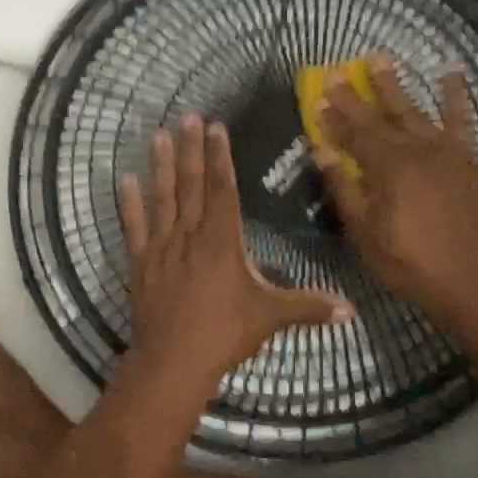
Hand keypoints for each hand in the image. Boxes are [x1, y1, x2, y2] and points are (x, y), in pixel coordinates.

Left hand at [120, 114, 352, 384]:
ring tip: (160, 135)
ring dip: (162, 166)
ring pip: (162, 199)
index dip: (220, 156)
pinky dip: (130, 204)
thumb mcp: (270, 317)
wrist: (173, 361)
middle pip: (191, 185)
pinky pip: (134, 228)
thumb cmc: (224, 334)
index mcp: (223, 241)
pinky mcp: (141, 265)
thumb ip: (309, 307)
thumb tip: (352, 311)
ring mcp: (162, 249)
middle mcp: (190, 236)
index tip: (216, 127)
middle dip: (192, 149)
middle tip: (188, 116)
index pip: (223, 189)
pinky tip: (125, 180)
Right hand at [312, 53, 477, 311]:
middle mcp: (414, 150)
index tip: (315, 99)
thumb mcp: (363, 231)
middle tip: (337, 71)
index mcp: (386, 168)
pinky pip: (459, 119)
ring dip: (394, 85)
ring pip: (413, 110)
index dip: (332, 119)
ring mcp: (442, 151)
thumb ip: (343, 188)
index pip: (352, 136)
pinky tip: (450, 73)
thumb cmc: (405, 260)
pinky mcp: (463, 158)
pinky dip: (455, 95)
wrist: (466, 274)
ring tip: (380, 59)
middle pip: (378, 117)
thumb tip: (321, 153)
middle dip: (355, 95)